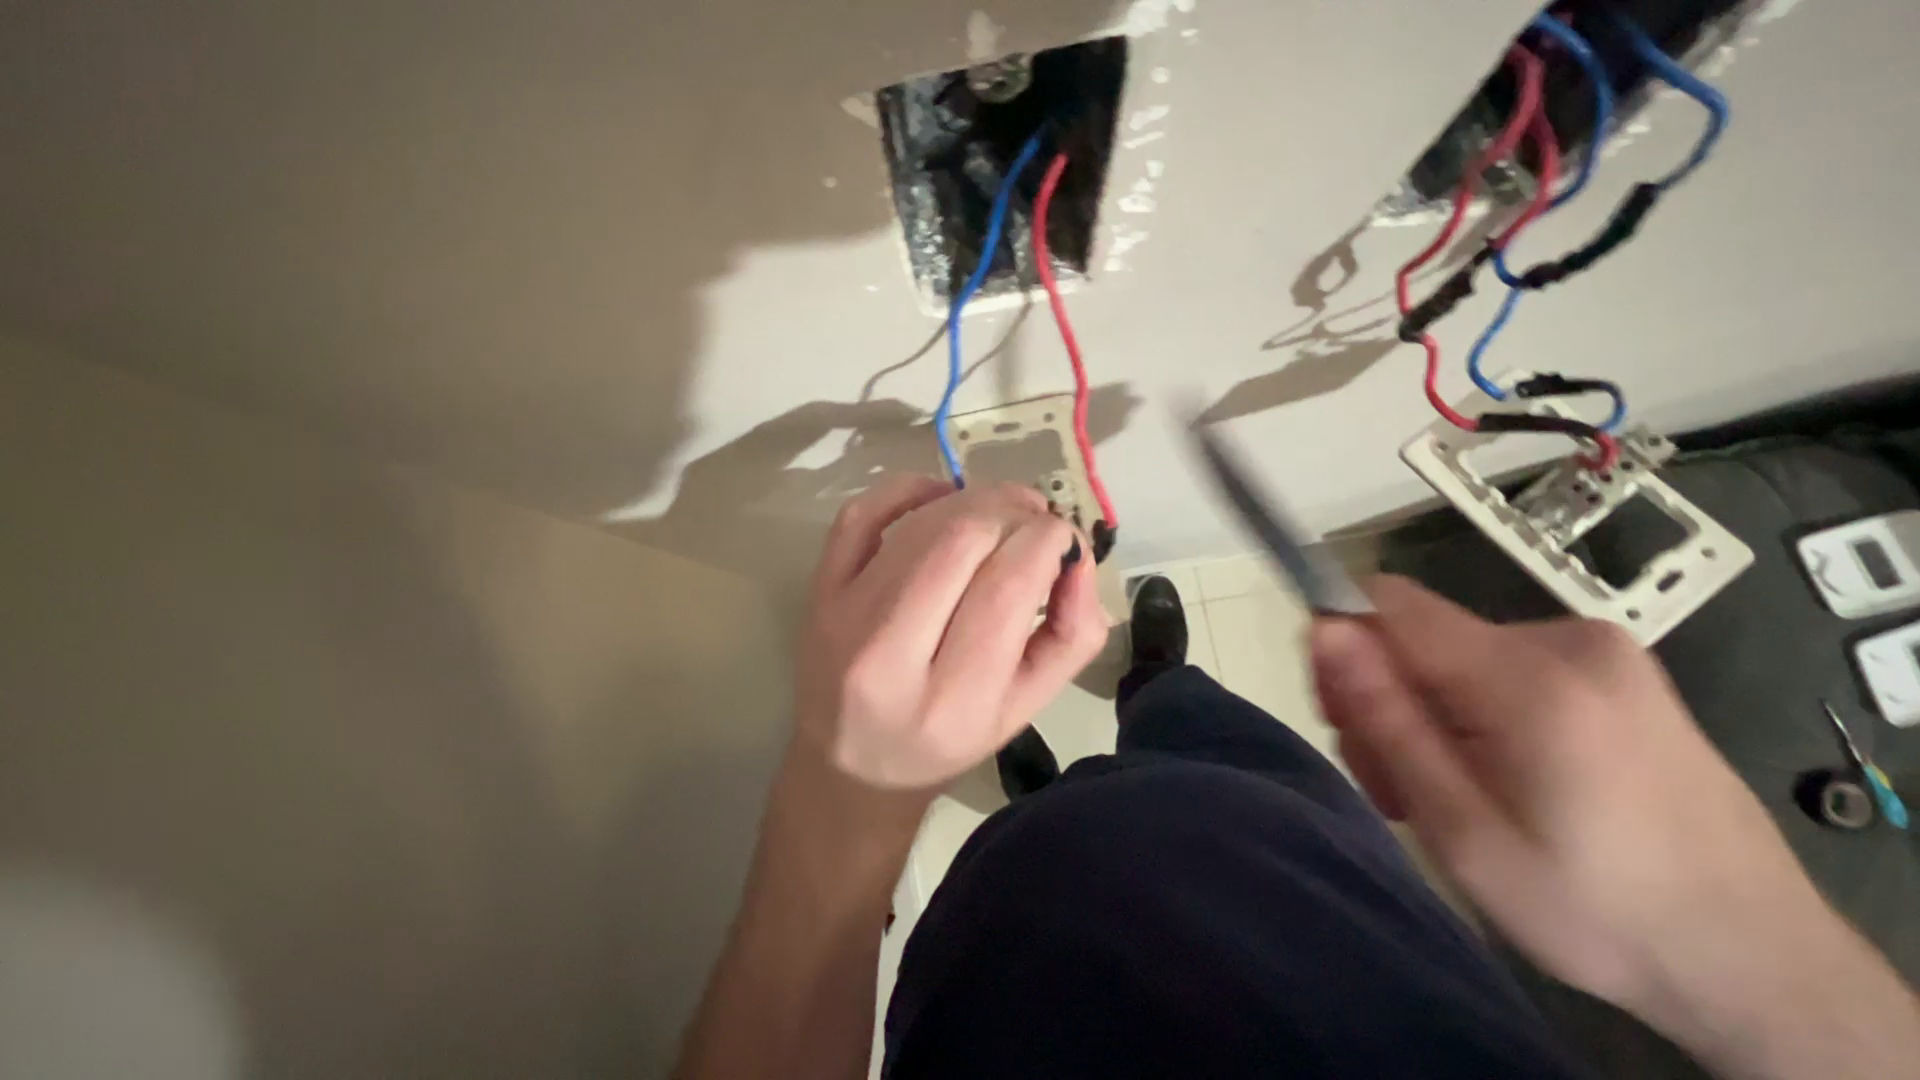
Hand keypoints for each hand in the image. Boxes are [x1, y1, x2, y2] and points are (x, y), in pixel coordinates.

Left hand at [791, 475, 1107, 794]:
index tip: (1065, 540)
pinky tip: (945, 498)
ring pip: (921, 524)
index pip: (1009, 588)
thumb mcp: (1026, 707)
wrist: (852, 763)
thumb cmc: (948, 739)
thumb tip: (1077, 557)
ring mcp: (844, 616)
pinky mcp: (819, 589)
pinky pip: (862, 513)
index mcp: (953, 702)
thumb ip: (1072, 635)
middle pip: (963, 541)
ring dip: (976, 500)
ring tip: (1004, 511)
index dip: (1049, 542)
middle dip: (1015, 513)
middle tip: (1036, 521)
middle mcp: (889, 658)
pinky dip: (910, 489)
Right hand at [1310, 577, 1821, 1014]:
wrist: (1759, 960)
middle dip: (1388, 698)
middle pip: (1420, 634)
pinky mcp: (1621, 672)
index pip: (1386, 603)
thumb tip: (1324, 629)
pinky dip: (1478, 712)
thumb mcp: (1462, 831)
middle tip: (1399, 786)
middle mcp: (1568, 639)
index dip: (1343, 649)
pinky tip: (1500, 778)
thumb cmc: (1594, 909)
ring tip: (1453, 796)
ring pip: (1457, 655)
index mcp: (1529, 676)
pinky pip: (1505, 667)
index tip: (1345, 722)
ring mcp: (1604, 652)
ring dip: (1432, 713)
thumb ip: (1386, 721)